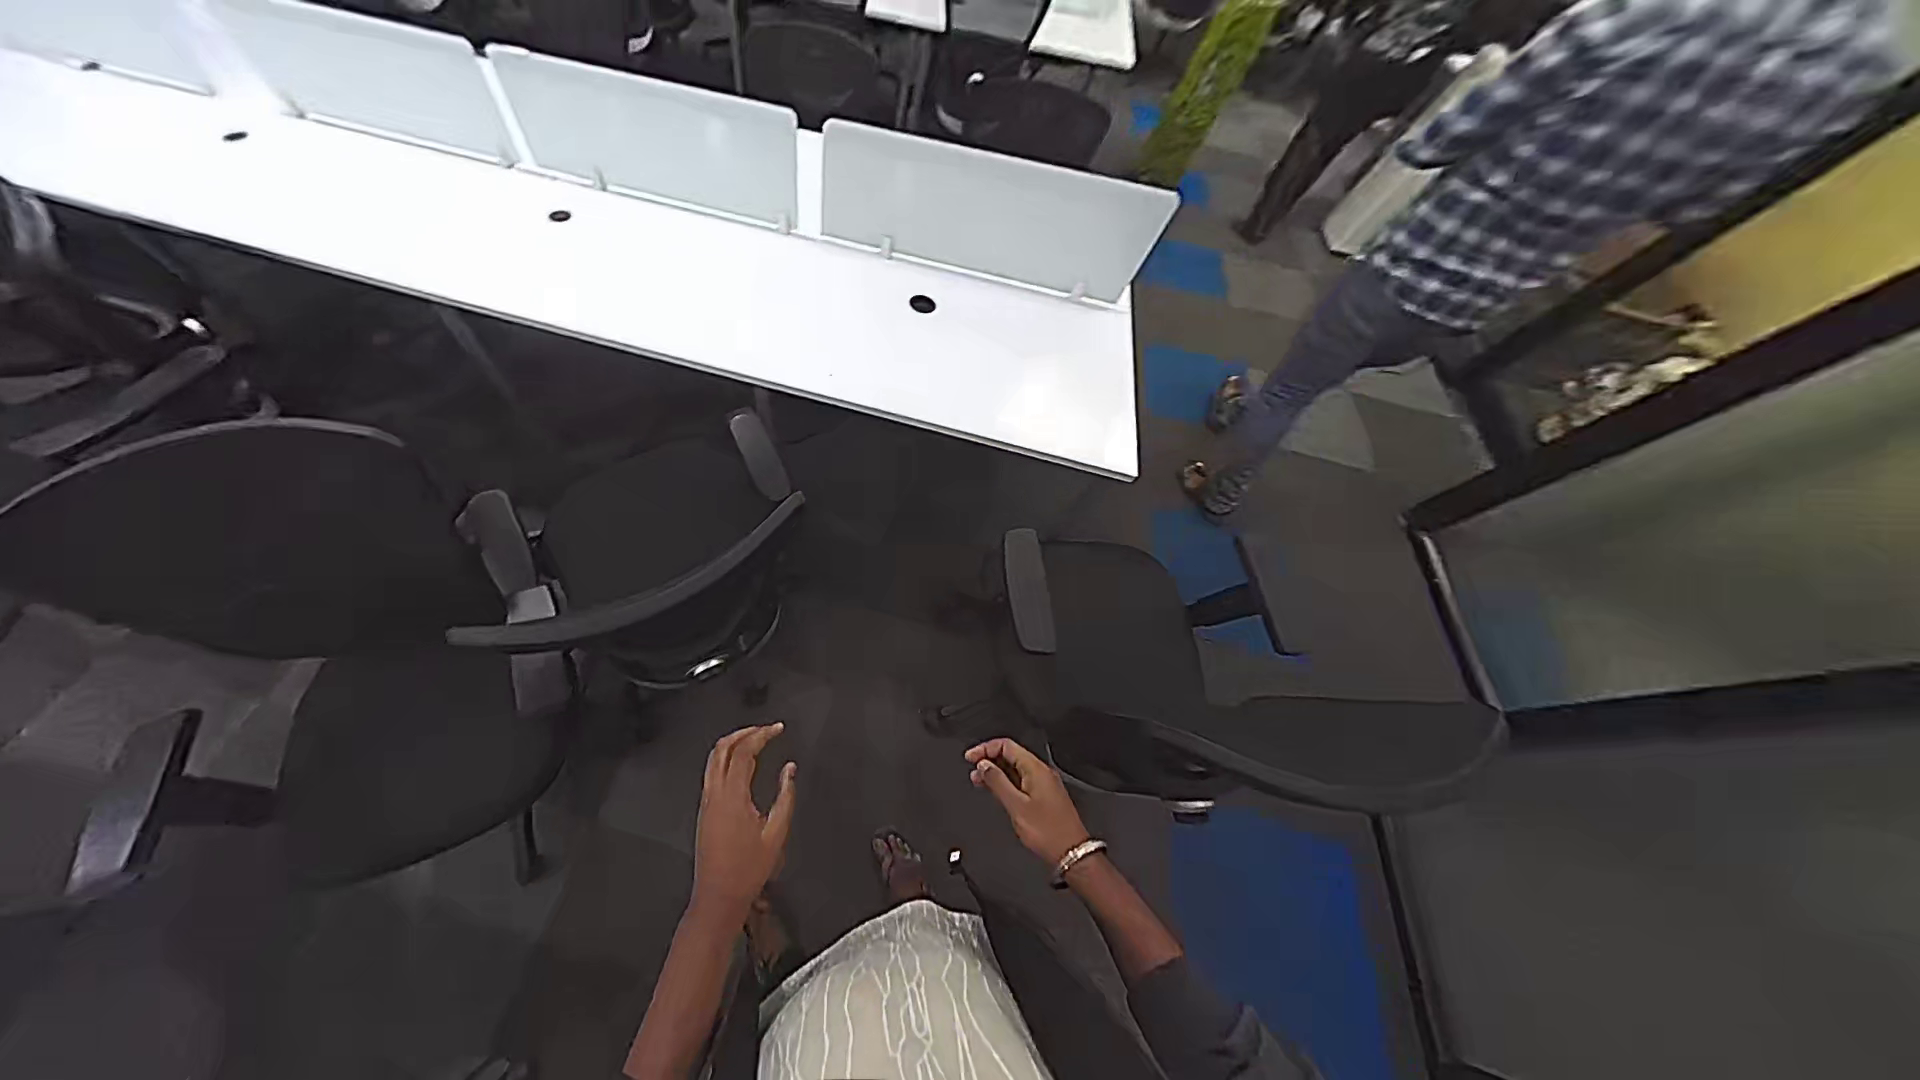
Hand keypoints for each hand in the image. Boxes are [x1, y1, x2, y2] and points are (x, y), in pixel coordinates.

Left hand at [692, 724, 796, 919]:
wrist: (718, 897)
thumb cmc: (748, 869)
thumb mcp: (777, 832)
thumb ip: (785, 796)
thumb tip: (789, 770)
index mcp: (732, 797)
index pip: (744, 752)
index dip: (761, 734)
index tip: (778, 728)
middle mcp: (714, 795)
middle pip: (721, 749)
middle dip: (743, 732)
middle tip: (765, 728)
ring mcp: (705, 803)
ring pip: (713, 759)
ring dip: (733, 743)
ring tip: (755, 739)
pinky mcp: (704, 811)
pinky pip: (711, 773)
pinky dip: (726, 758)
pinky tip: (742, 763)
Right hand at [965, 738, 1090, 866]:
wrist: (1071, 852)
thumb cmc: (1049, 832)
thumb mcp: (1016, 806)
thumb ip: (997, 782)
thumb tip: (984, 766)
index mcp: (1035, 769)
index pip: (1006, 745)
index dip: (985, 749)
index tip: (970, 757)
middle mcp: (1041, 772)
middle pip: (1010, 755)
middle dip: (989, 760)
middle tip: (972, 770)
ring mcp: (1044, 783)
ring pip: (1015, 768)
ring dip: (996, 772)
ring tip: (979, 781)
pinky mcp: (1044, 795)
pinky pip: (1021, 780)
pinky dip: (1006, 782)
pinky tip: (997, 791)